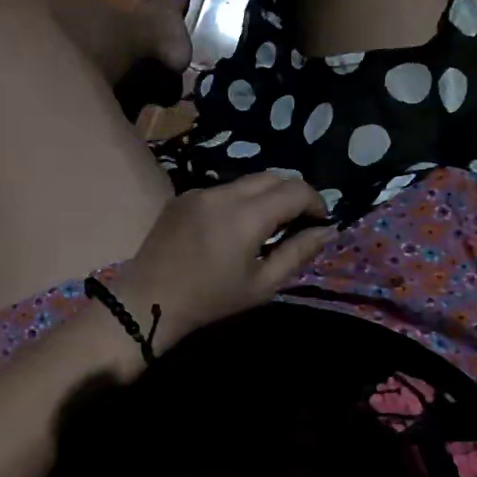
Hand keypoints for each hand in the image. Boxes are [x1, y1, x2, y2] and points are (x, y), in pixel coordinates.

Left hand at [110, 172, 336, 348]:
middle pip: (273, 177)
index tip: (321, 221)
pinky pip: (222, 190)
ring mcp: (200, 191)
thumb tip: (327, 231)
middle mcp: (223, 193)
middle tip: (299, 222)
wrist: (149, 300)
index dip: (316, 201)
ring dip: (266, 196)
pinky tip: (234, 229)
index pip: (295, 190)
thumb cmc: (211, 299)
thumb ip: (298, 252)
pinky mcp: (183, 196)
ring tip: (268, 227)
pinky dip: (239, 201)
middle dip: (293, 194)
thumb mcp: (262, 284)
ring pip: (247, 181)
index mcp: (246, 216)